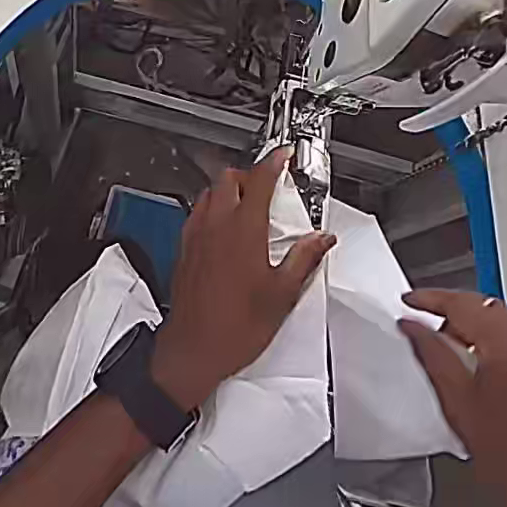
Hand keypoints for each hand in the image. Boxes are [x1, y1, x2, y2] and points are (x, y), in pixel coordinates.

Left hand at [151, 149, 336, 412]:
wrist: (192, 351)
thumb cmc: (235, 327)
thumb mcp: (282, 294)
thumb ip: (304, 258)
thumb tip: (322, 239)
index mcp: (244, 230)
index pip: (260, 180)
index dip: (274, 162)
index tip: (284, 155)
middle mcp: (216, 225)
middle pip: (229, 178)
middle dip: (250, 174)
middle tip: (268, 186)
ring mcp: (196, 235)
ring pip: (210, 192)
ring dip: (229, 190)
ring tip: (248, 205)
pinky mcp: (184, 249)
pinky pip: (197, 213)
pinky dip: (212, 209)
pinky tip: (224, 229)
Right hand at [399, 289, 506, 506]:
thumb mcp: (461, 407)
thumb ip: (433, 357)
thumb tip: (414, 330)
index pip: (464, 304)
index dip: (431, 300)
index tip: (413, 301)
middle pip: (490, 310)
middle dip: (456, 315)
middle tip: (428, 326)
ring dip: (482, 332)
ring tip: (457, 354)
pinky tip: (492, 372)